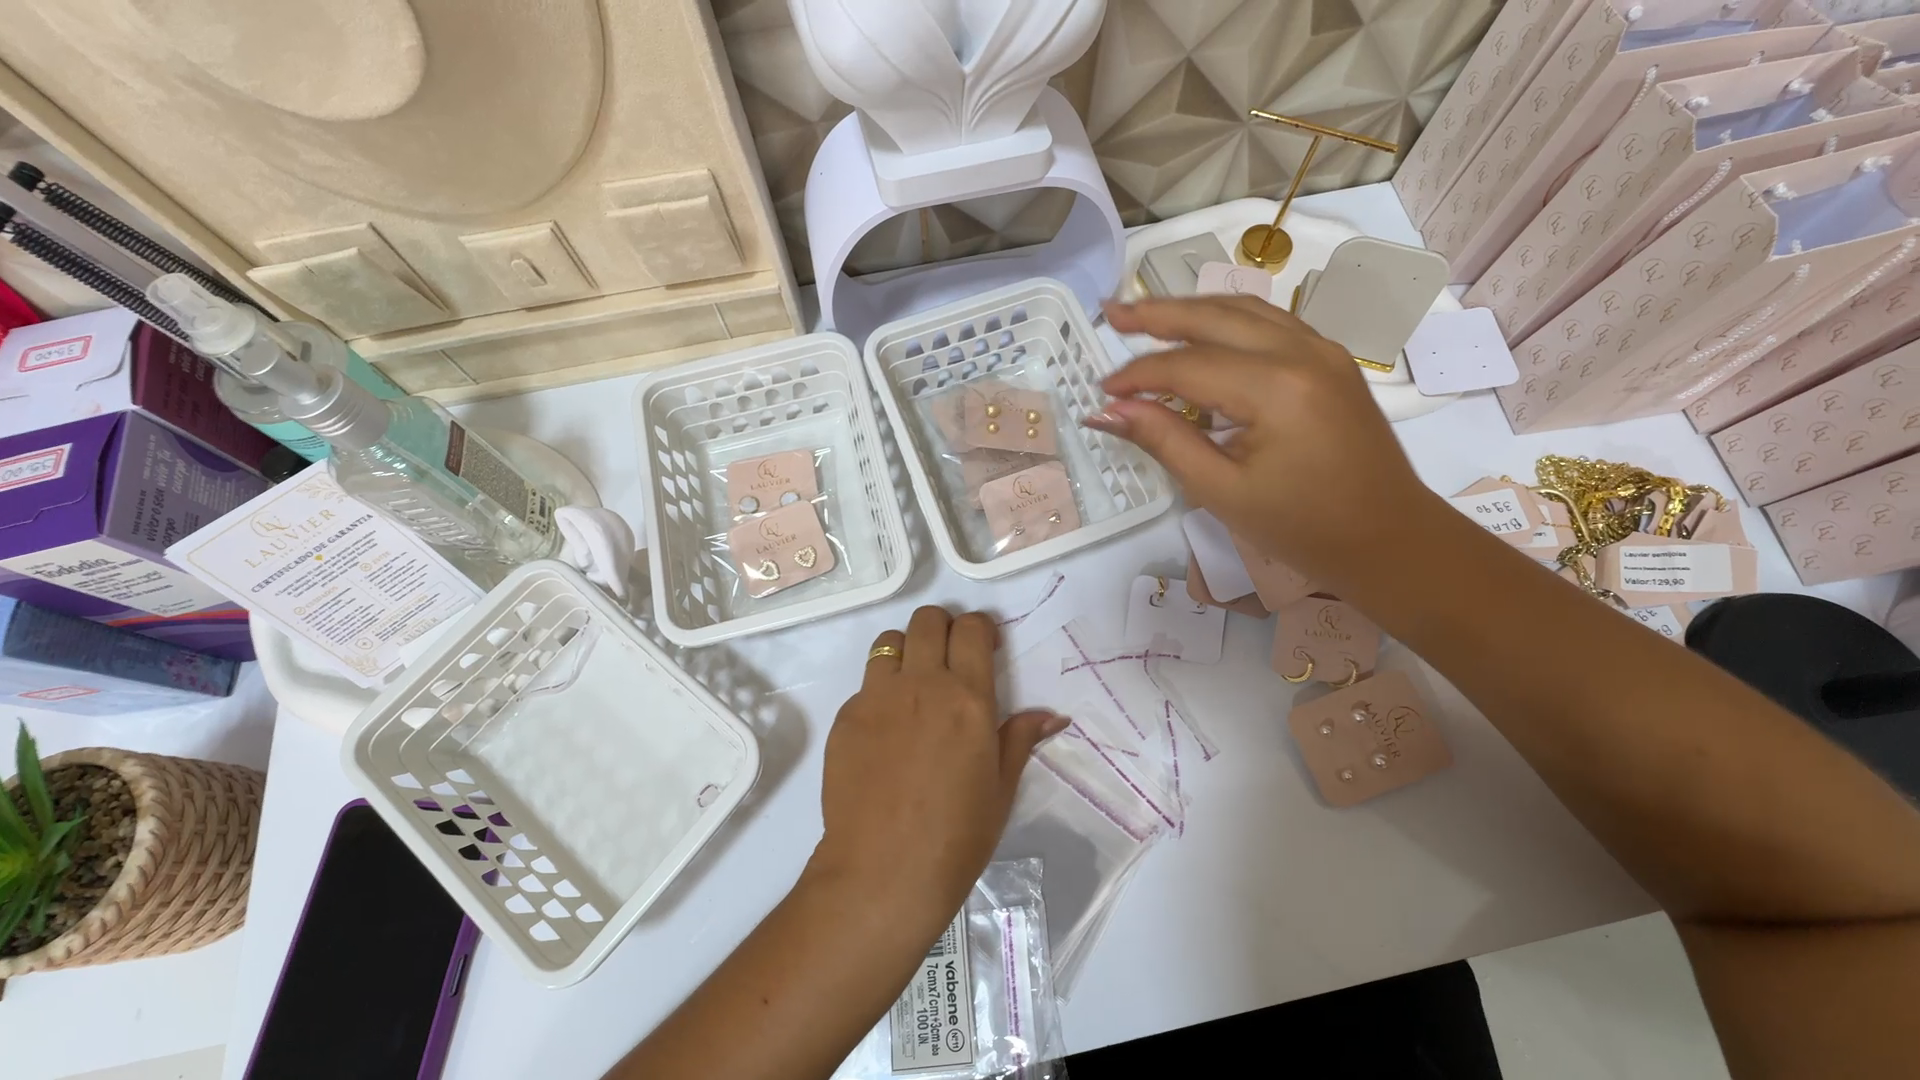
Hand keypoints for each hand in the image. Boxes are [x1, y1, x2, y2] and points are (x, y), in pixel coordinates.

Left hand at [809, 607, 1064, 931]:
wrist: (882, 872)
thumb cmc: (956, 837)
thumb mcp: (1000, 788)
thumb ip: (1020, 739)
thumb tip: (1052, 716)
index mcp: (967, 699)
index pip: (972, 629)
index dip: (981, 628)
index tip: (986, 647)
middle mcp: (920, 685)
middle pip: (927, 620)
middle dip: (943, 627)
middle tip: (950, 659)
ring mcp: (875, 699)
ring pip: (888, 642)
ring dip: (906, 652)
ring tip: (914, 688)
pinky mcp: (844, 719)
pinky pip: (864, 687)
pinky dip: (879, 695)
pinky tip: (886, 736)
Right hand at [1091, 295, 1440, 587]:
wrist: (1388, 537)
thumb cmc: (1302, 526)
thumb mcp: (1222, 491)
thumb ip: (1164, 441)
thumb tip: (1109, 412)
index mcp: (1276, 389)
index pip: (1188, 365)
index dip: (1139, 375)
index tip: (1103, 392)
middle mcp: (1302, 352)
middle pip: (1215, 317)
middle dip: (1157, 314)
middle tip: (1111, 312)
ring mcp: (1323, 350)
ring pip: (1245, 309)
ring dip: (1193, 309)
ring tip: (1145, 314)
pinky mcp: (1331, 359)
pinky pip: (1270, 323)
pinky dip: (1227, 320)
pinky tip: (1202, 331)